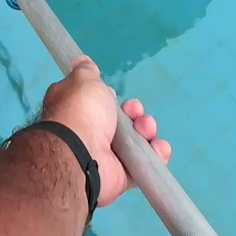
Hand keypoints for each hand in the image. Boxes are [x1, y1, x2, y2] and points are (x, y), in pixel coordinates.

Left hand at [38, 56, 170, 205]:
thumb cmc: (80, 111)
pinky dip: (156, 155)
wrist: (80, 154)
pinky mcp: (122, 175)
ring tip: (145, 129)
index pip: (97, 103)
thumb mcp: (83, 80)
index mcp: (76, 111)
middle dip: (134, 112)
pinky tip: (158, 147)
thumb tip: (82, 60)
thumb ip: (86, 71)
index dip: (109, 97)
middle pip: (122, 120)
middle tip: (134, 112)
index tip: (113, 93)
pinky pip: (145, 164)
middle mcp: (90, 132)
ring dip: (146, 130)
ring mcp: (107, 155)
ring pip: (137, 140)